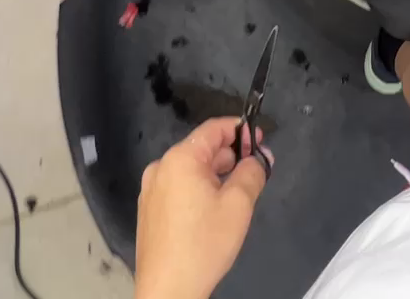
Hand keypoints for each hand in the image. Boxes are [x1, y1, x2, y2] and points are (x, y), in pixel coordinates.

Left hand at [134, 118, 270, 298]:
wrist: (167, 294)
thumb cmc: (204, 243)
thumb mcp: (238, 204)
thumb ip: (253, 171)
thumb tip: (259, 157)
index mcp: (180, 158)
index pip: (214, 129)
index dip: (240, 130)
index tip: (260, 141)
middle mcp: (161, 168)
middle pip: (202, 149)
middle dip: (231, 155)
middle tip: (255, 169)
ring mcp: (151, 191)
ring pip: (191, 170)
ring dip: (216, 174)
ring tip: (237, 192)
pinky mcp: (149, 212)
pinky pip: (179, 188)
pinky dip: (199, 189)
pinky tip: (214, 210)